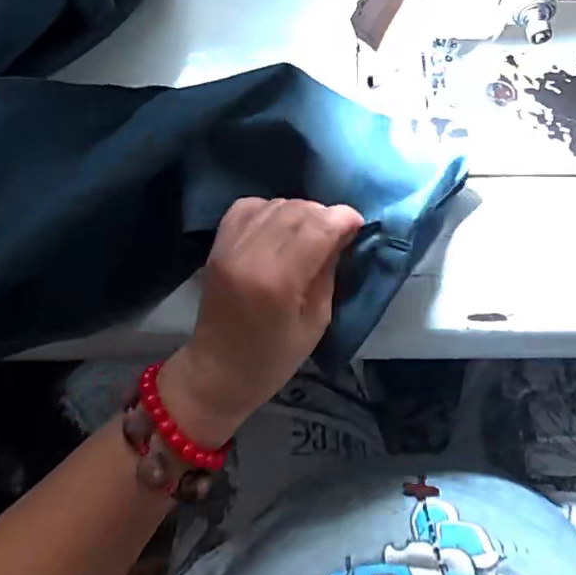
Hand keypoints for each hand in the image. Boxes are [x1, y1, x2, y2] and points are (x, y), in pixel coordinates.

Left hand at [160, 198, 364, 447]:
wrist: (217, 371)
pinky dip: (270, 210)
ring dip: (300, 211)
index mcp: (279, 280)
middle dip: (325, 214)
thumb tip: (342, 234)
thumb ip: (329, 271)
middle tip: (337, 232)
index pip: (319, 226)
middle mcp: (252, 254)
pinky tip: (279, 227)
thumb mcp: (317, 321)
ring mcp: (230, 245)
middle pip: (298, 209)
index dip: (344, 218)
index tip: (358, 226)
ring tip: (310, 231)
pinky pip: (249, 206)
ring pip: (276, 203)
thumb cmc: (273, 358)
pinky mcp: (218, 243)